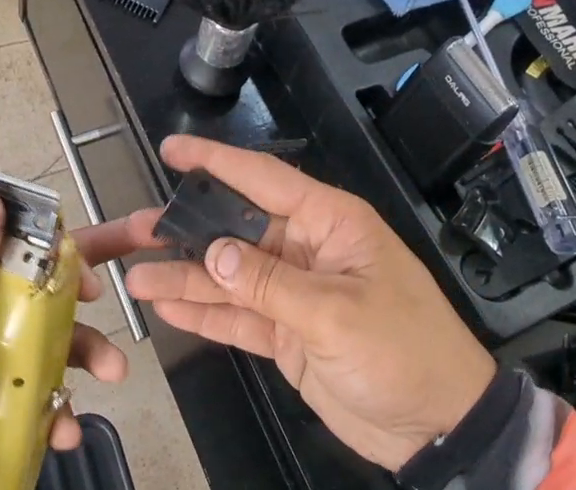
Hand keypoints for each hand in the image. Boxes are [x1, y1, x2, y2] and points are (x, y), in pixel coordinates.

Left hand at [0, 192, 144, 489]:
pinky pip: (43, 403)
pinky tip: (65, 430)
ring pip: (48, 347)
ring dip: (87, 352)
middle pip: (35, 293)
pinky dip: (63, 411)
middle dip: (81, 291)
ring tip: (112, 371)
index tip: (93, 242)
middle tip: (110, 296)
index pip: (5, 249)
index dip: (51, 239)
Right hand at [124, 136, 495, 471]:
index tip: (172, 149)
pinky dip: (206, 314)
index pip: (264, 180)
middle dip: (188, 228)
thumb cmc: (404, 349)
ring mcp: (296, 293)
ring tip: (136, 276)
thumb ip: (270, 283)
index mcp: (330, 222)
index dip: (216, 161)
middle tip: (136, 228)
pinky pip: (240, 316)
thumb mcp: (337, 312)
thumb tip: (213, 253)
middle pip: (237, 229)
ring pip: (231, 276)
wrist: (440, 426)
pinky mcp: (289, 335)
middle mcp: (308, 248)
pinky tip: (169, 307)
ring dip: (187, 276)